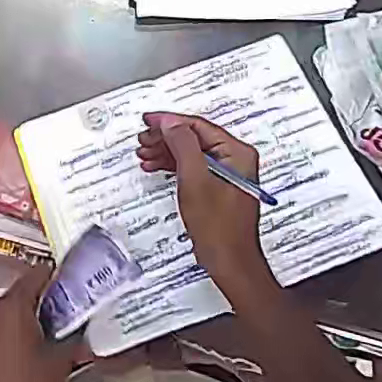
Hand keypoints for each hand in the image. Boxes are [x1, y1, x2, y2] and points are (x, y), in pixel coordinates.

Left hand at [0, 267, 78, 381]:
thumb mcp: (61, 362)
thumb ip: (75, 334)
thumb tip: (84, 322)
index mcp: (11, 306)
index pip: (40, 274)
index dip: (62, 278)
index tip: (79, 288)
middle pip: (25, 292)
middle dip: (48, 300)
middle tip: (73, 313)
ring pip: (10, 311)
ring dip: (31, 317)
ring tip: (55, 335)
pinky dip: (14, 333)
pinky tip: (32, 352)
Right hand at [136, 113, 276, 301]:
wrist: (229, 261)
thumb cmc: (220, 229)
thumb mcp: (195, 180)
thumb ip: (183, 146)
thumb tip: (171, 124)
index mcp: (237, 153)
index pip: (197, 126)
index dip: (169, 122)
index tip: (150, 120)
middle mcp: (235, 160)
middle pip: (193, 137)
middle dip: (165, 136)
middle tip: (144, 138)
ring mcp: (227, 174)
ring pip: (190, 151)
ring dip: (166, 150)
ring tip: (145, 152)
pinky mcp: (218, 187)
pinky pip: (192, 166)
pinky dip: (173, 165)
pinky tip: (157, 166)